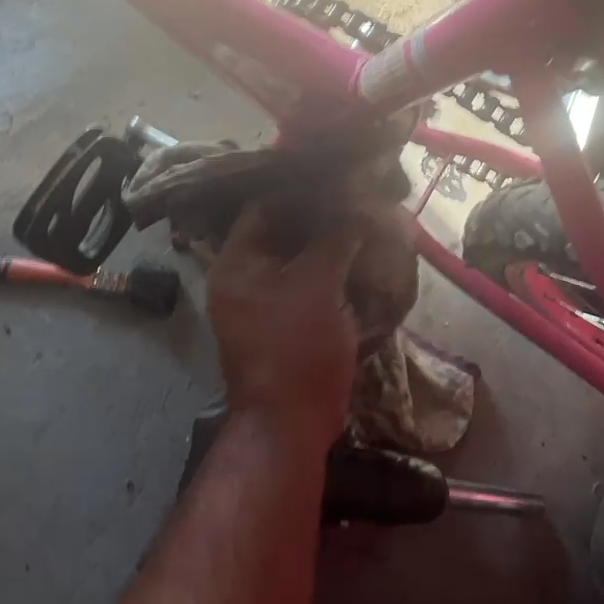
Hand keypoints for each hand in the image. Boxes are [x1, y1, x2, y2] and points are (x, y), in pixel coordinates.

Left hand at [206, 202, 365, 450]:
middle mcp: (244, 277)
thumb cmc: (297, 349)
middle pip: (284, 232)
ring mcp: (264, 303)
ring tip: (366, 225)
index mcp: (237, 262)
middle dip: (323, 217)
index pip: (266, 206)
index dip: (303, 189)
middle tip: (359, 200)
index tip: (340, 178)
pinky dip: (333, 273)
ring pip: (300, 259)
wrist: (290, 426)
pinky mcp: (286, 324)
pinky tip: (362, 262)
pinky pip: (309, 286)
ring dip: (331, 245)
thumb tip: (359, 205)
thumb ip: (336, 237)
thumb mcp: (318, 284)